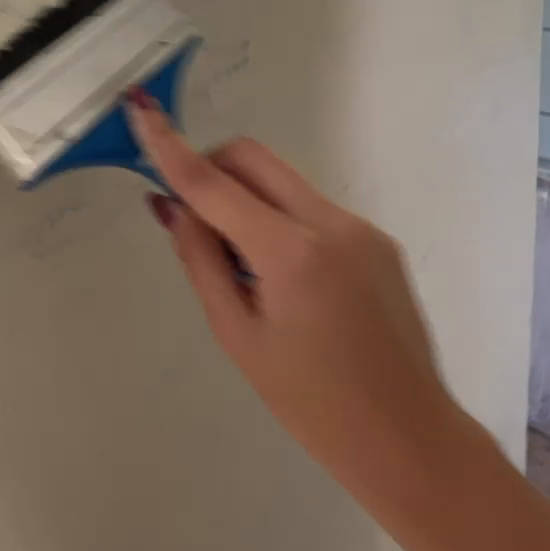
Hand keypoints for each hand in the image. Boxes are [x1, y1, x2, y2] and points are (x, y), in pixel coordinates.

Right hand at [124, 89, 457, 483]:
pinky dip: (275, 219)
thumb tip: (170, 204)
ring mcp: (361, 229)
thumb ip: (200, 258)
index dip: (170, 147)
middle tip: (190, 218)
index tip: (140, 109)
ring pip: (280, 180)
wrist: (408, 440)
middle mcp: (332, 224)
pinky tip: (278, 278)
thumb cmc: (308, 401)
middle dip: (210, 168)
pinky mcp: (377, 241)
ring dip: (243, 199)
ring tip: (239, 266)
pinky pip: (307, 207)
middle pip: (252, 158)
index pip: (213, 184)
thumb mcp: (236, 334)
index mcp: (293, 254)